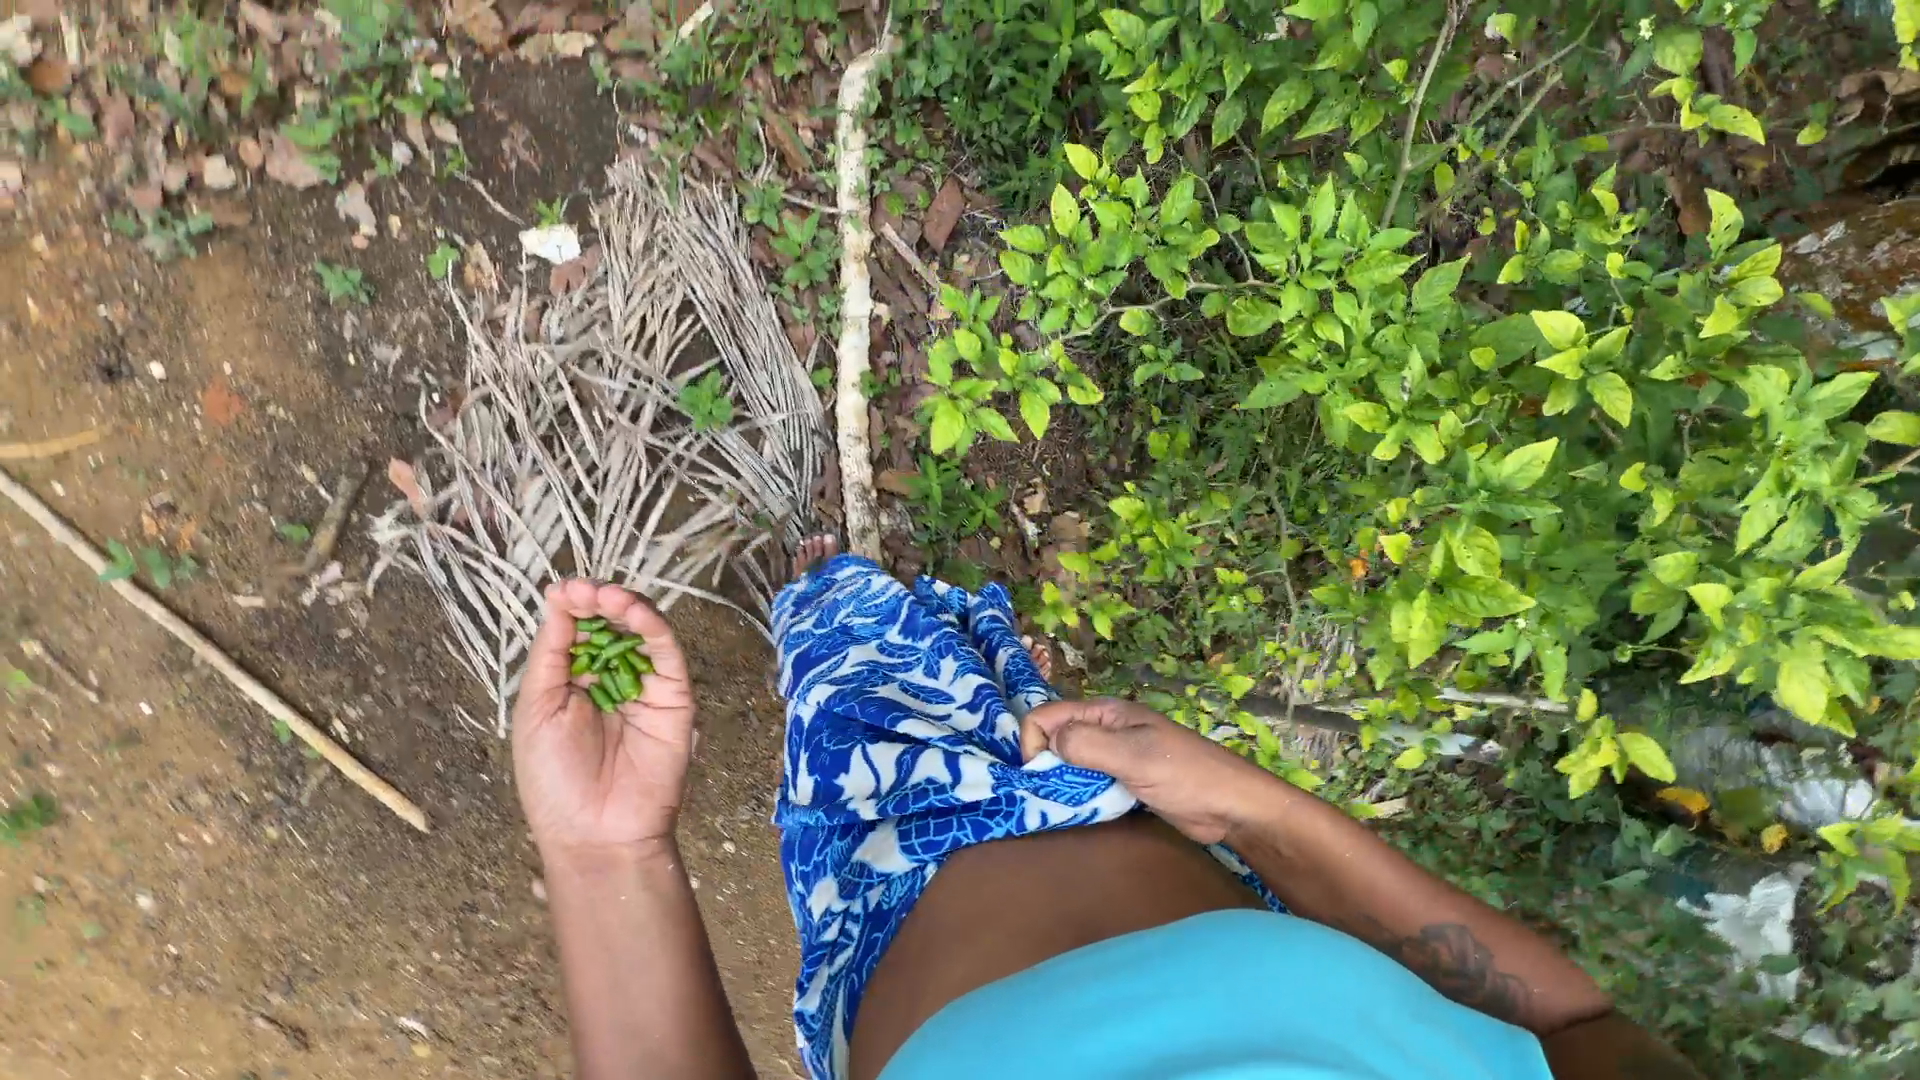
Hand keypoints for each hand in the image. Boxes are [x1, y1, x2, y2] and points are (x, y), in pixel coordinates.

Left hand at [512, 580, 697, 861]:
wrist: (594, 831)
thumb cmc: (554, 778)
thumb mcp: (536, 710)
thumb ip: (552, 653)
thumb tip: (558, 598)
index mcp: (573, 679)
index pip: (578, 628)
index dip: (572, 605)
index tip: (563, 590)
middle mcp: (611, 674)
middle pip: (611, 622)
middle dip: (597, 600)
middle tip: (583, 590)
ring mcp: (646, 682)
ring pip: (642, 629)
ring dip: (625, 605)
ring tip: (604, 596)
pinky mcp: (675, 693)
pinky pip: (667, 652)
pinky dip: (653, 625)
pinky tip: (632, 611)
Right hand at [1020, 697, 1283, 844]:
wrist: (1231, 806)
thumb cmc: (1184, 774)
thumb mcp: (1132, 756)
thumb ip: (1087, 744)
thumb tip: (1048, 743)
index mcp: (1105, 712)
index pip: (1047, 716)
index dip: (1034, 742)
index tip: (1038, 774)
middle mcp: (1105, 728)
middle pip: (1055, 737)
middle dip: (1045, 763)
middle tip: (1049, 794)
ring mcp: (1115, 754)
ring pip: (1070, 761)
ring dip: (1062, 781)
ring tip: (1065, 804)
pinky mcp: (1124, 779)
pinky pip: (1088, 781)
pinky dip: (1080, 793)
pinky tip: (1085, 808)